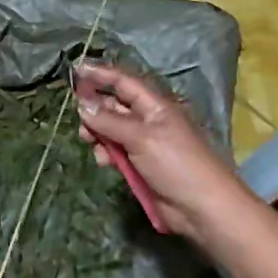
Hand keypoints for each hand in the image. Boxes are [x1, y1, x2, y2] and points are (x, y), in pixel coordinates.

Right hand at [71, 61, 254, 241]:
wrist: (202, 207)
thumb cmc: (176, 164)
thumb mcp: (142, 138)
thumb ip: (110, 121)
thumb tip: (83, 104)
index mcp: (155, 105)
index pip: (124, 82)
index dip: (101, 74)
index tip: (75, 70)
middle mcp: (149, 119)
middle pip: (116, 105)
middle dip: (96, 108)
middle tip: (78, 118)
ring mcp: (145, 143)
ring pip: (113, 130)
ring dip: (99, 133)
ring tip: (89, 142)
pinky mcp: (141, 165)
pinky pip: (117, 152)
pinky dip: (108, 153)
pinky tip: (104, 161)